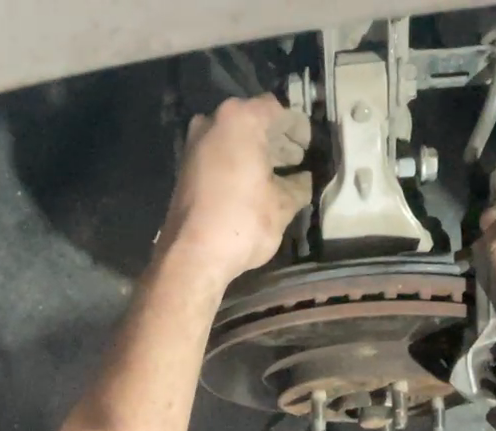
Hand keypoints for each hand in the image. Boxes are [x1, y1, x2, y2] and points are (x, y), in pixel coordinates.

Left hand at [159, 95, 311, 284]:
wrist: (193, 254)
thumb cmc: (243, 222)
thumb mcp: (282, 206)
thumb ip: (298, 187)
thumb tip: (304, 181)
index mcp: (240, 120)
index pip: (276, 110)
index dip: (297, 126)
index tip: (309, 144)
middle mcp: (213, 122)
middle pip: (252, 122)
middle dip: (276, 140)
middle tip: (297, 158)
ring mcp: (195, 144)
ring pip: (234, 139)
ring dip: (257, 152)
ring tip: (279, 173)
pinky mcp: (186, 167)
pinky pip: (219, 155)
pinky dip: (238, 163)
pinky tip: (254, 183)